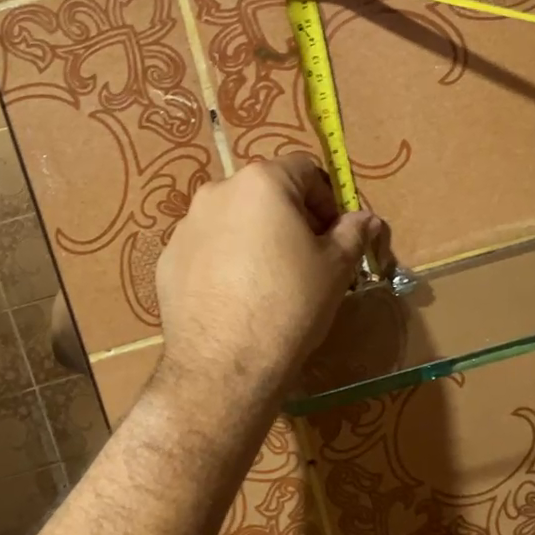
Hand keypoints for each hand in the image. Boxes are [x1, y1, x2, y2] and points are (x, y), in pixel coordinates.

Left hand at [151, 154, 386, 403]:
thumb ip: (352, 233)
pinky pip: (206, 248)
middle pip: (264, 192)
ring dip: (254, 236)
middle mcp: (218, 191)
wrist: (224, 365)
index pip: (303, 169)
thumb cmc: (290, 305)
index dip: (325, 198)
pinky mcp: (168, 258)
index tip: (334, 235)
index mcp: (262, 182)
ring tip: (268, 281)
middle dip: (289, 217)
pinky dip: (224, 260)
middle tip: (306, 258)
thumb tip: (366, 218)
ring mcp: (186, 225)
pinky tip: (236, 297)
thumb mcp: (335, 268)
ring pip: (232, 219)